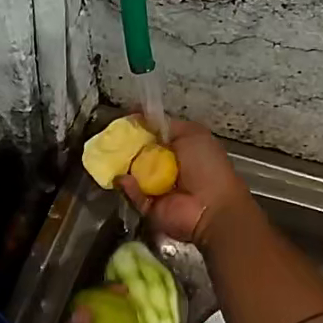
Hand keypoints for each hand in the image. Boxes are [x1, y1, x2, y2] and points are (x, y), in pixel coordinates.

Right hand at [116, 118, 246, 244]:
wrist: (210, 207)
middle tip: (112, 140)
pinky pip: (132, 193)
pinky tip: (124, 179)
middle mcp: (166, 167)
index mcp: (179, 149)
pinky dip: (127, 186)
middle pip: (138, 153)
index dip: (140, 127)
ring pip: (131, 173)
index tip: (125, 120)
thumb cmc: (208, 167)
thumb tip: (141, 116)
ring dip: (123, 166)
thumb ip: (166, 124)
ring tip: (113, 158)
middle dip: (126, 146)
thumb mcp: (193, 134)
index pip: (154, 135)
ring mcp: (156, 187)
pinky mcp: (148, 206)